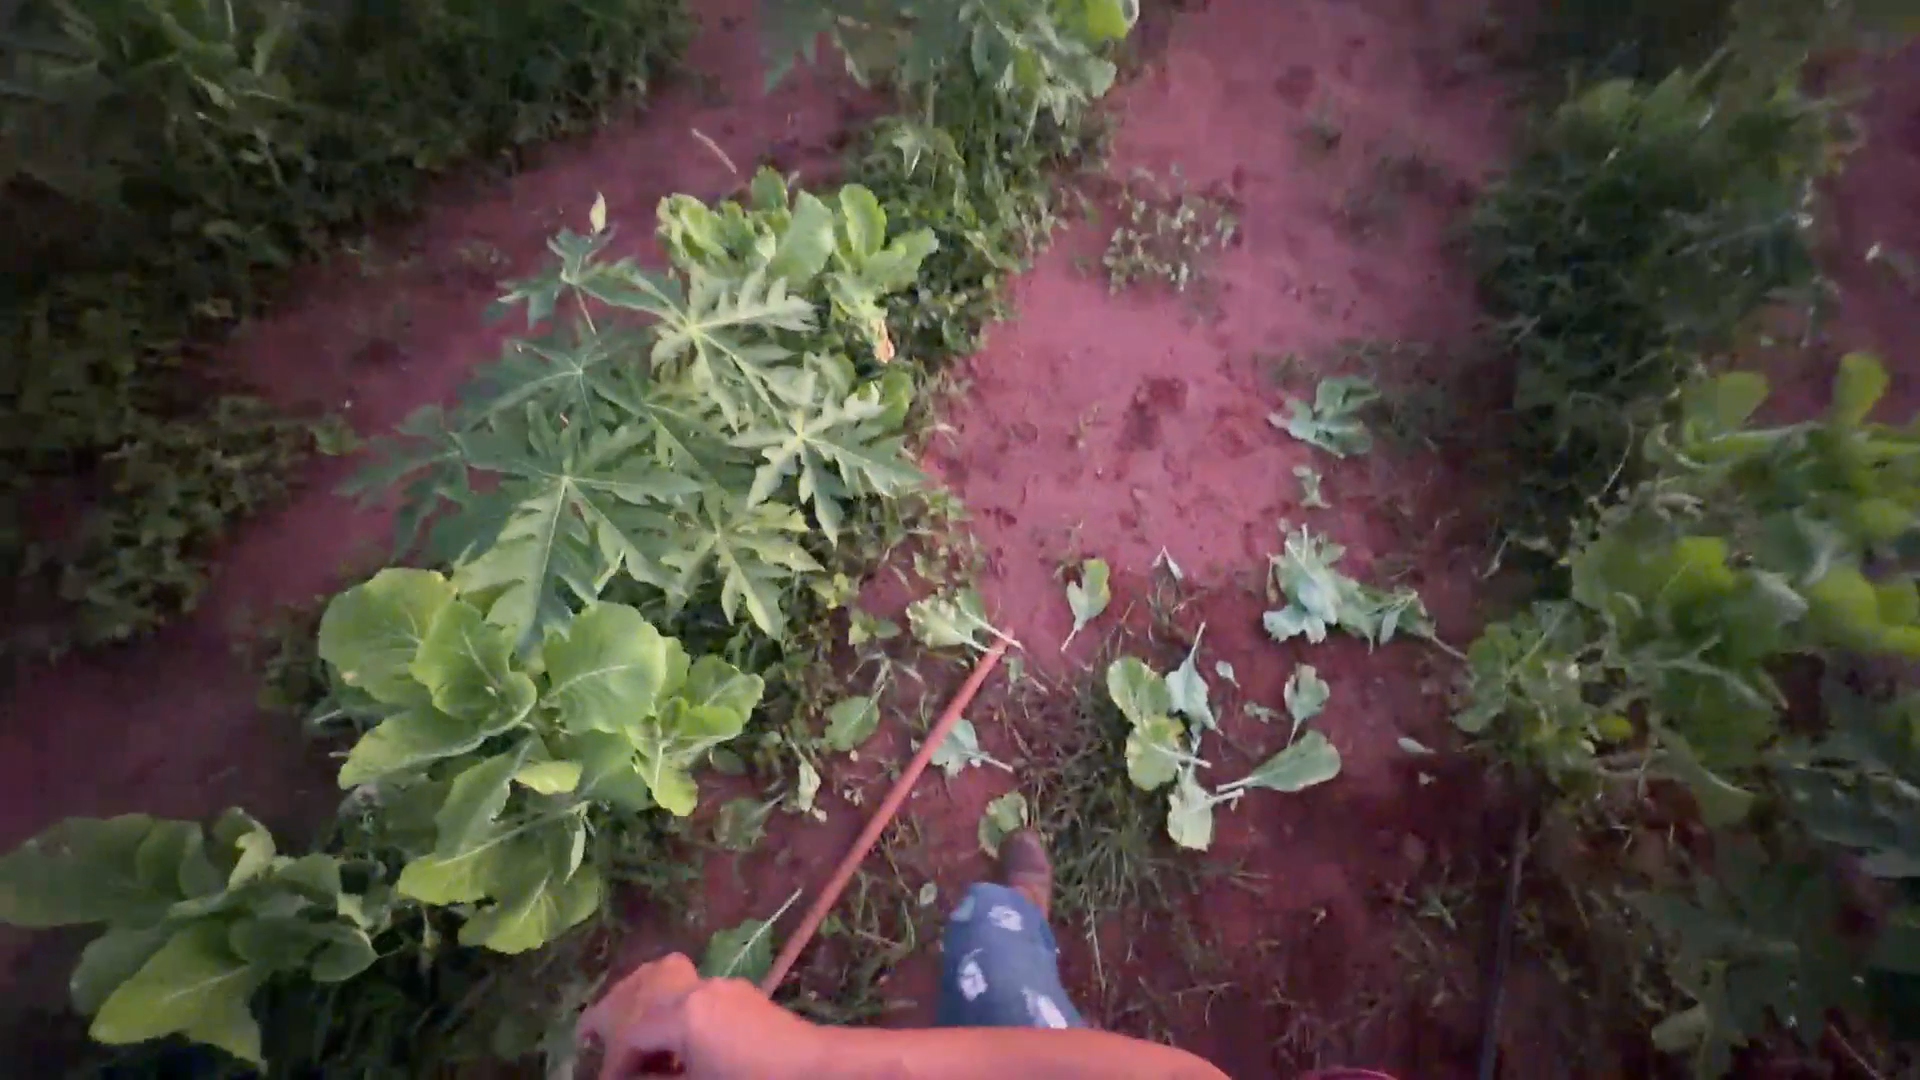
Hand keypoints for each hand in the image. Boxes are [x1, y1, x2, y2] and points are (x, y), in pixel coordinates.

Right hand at [578, 953, 823, 1079]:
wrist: (812, 1069)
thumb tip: (629, 1074)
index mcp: (686, 1012)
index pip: (633, 1033)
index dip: (613, 1063)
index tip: (606, 1079)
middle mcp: (702, 988)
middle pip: (647, 996)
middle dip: (619, 1019)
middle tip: (590, 1036)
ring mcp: (724, 985)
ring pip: (671, 988)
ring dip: (646, 1009)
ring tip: (629, 1040)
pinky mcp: (741, 993)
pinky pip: (695, 995)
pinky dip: (674, 1012)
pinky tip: (671, 1042)